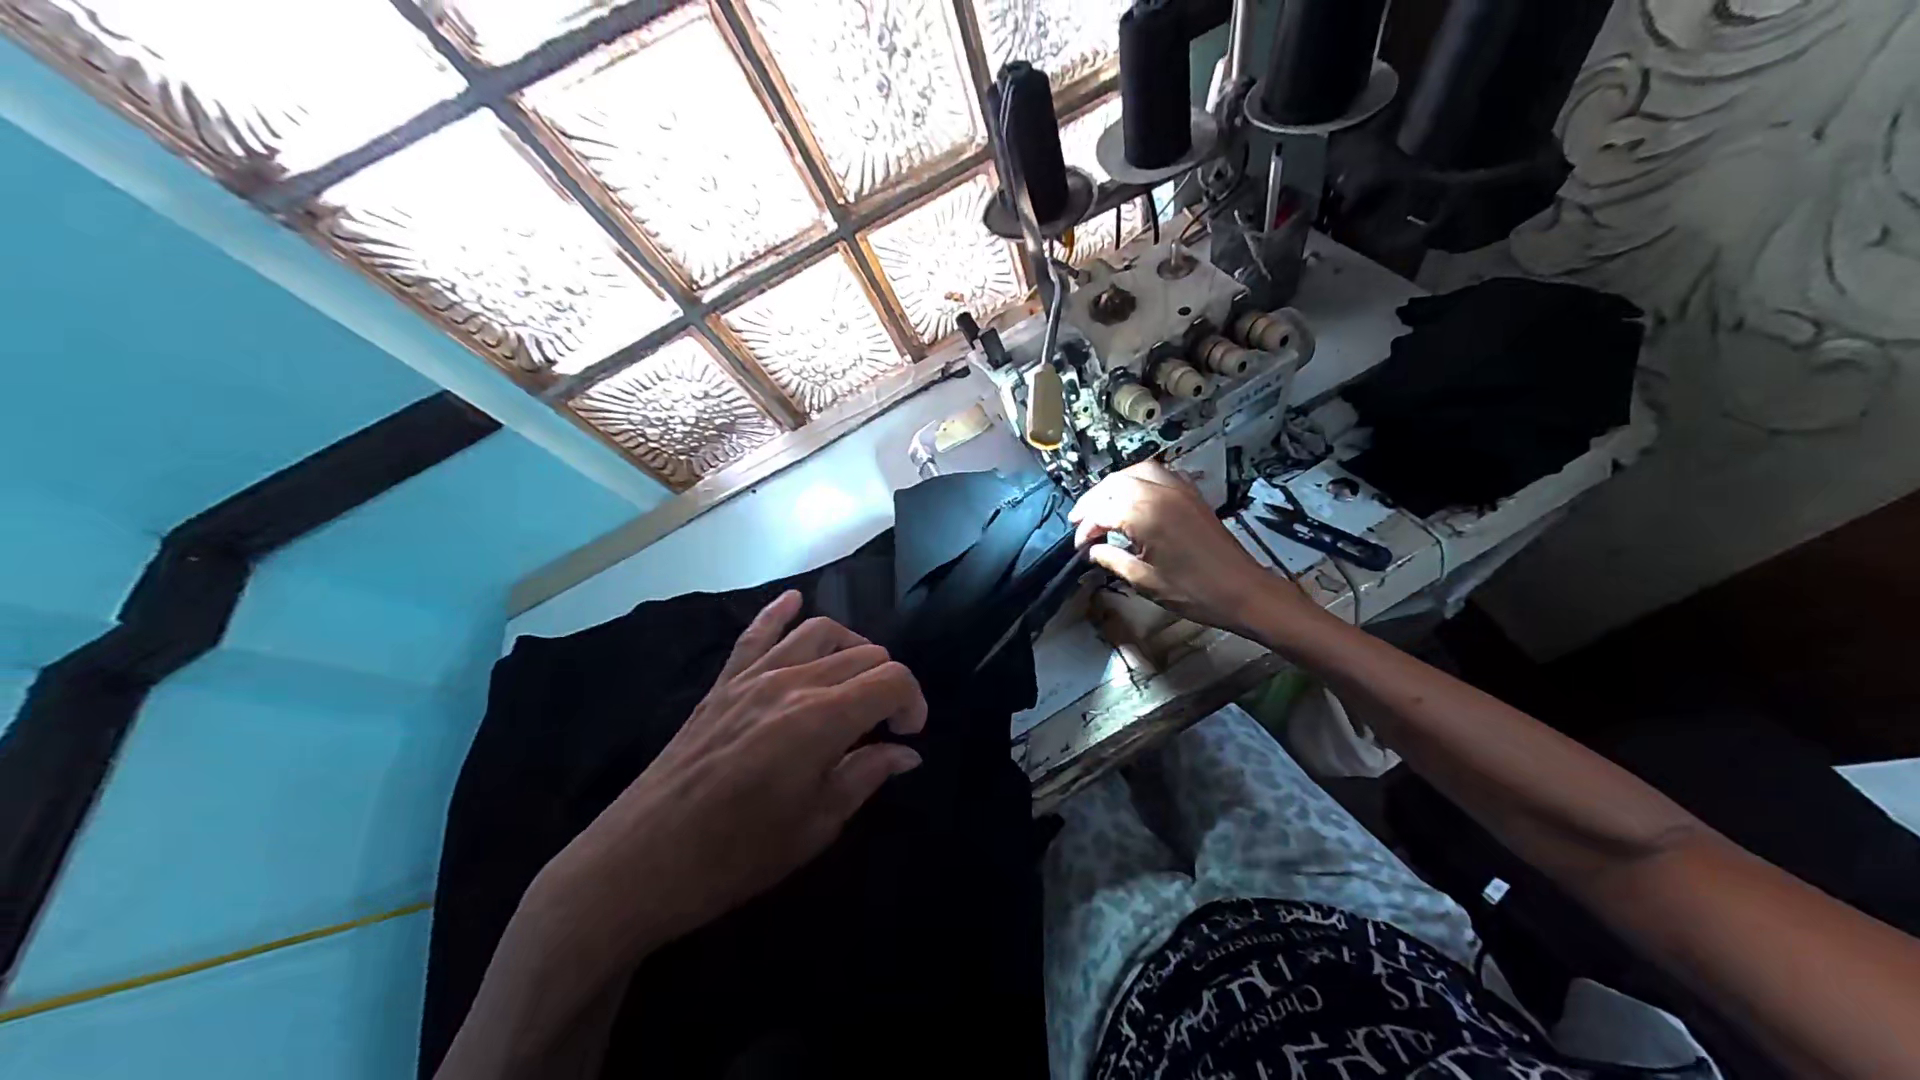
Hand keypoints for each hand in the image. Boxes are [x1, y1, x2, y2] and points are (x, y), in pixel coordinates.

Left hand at [536, 590, 926, 963]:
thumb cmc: (735, 856)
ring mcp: (753, 677)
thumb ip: (865, 776)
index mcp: (822, 719)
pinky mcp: (722, 684)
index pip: (892, 679)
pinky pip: (755, 634)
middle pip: (862, 653)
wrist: (639, 864)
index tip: (908, 736)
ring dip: (851, 648)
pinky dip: (779, 612)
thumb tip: (905, 753)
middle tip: (884, 726)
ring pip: (818, 632)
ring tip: (856, 681)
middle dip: (887, 682)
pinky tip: (794, 600)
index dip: (913, 701)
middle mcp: (792, 682)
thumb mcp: (815, 827)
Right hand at [1069, 461, 1317, 638]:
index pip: (1102, 512)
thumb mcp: (1144, 581)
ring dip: (1114, 486)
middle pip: (1114, 484)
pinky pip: (1159, 473)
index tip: (1079, 547)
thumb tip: (1093, 550)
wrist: (1242, 590)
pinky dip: (1139, 480)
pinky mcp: (1191, 494)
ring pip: (1135, 472)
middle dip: (1093, 501)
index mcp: (1145, 515)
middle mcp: (1159, 493)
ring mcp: (1178, 489)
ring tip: (1102, 506)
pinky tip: (1134, 497)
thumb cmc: (1192, 591)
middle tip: (1081, 522)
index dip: (1086, 529)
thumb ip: (1112, 559)